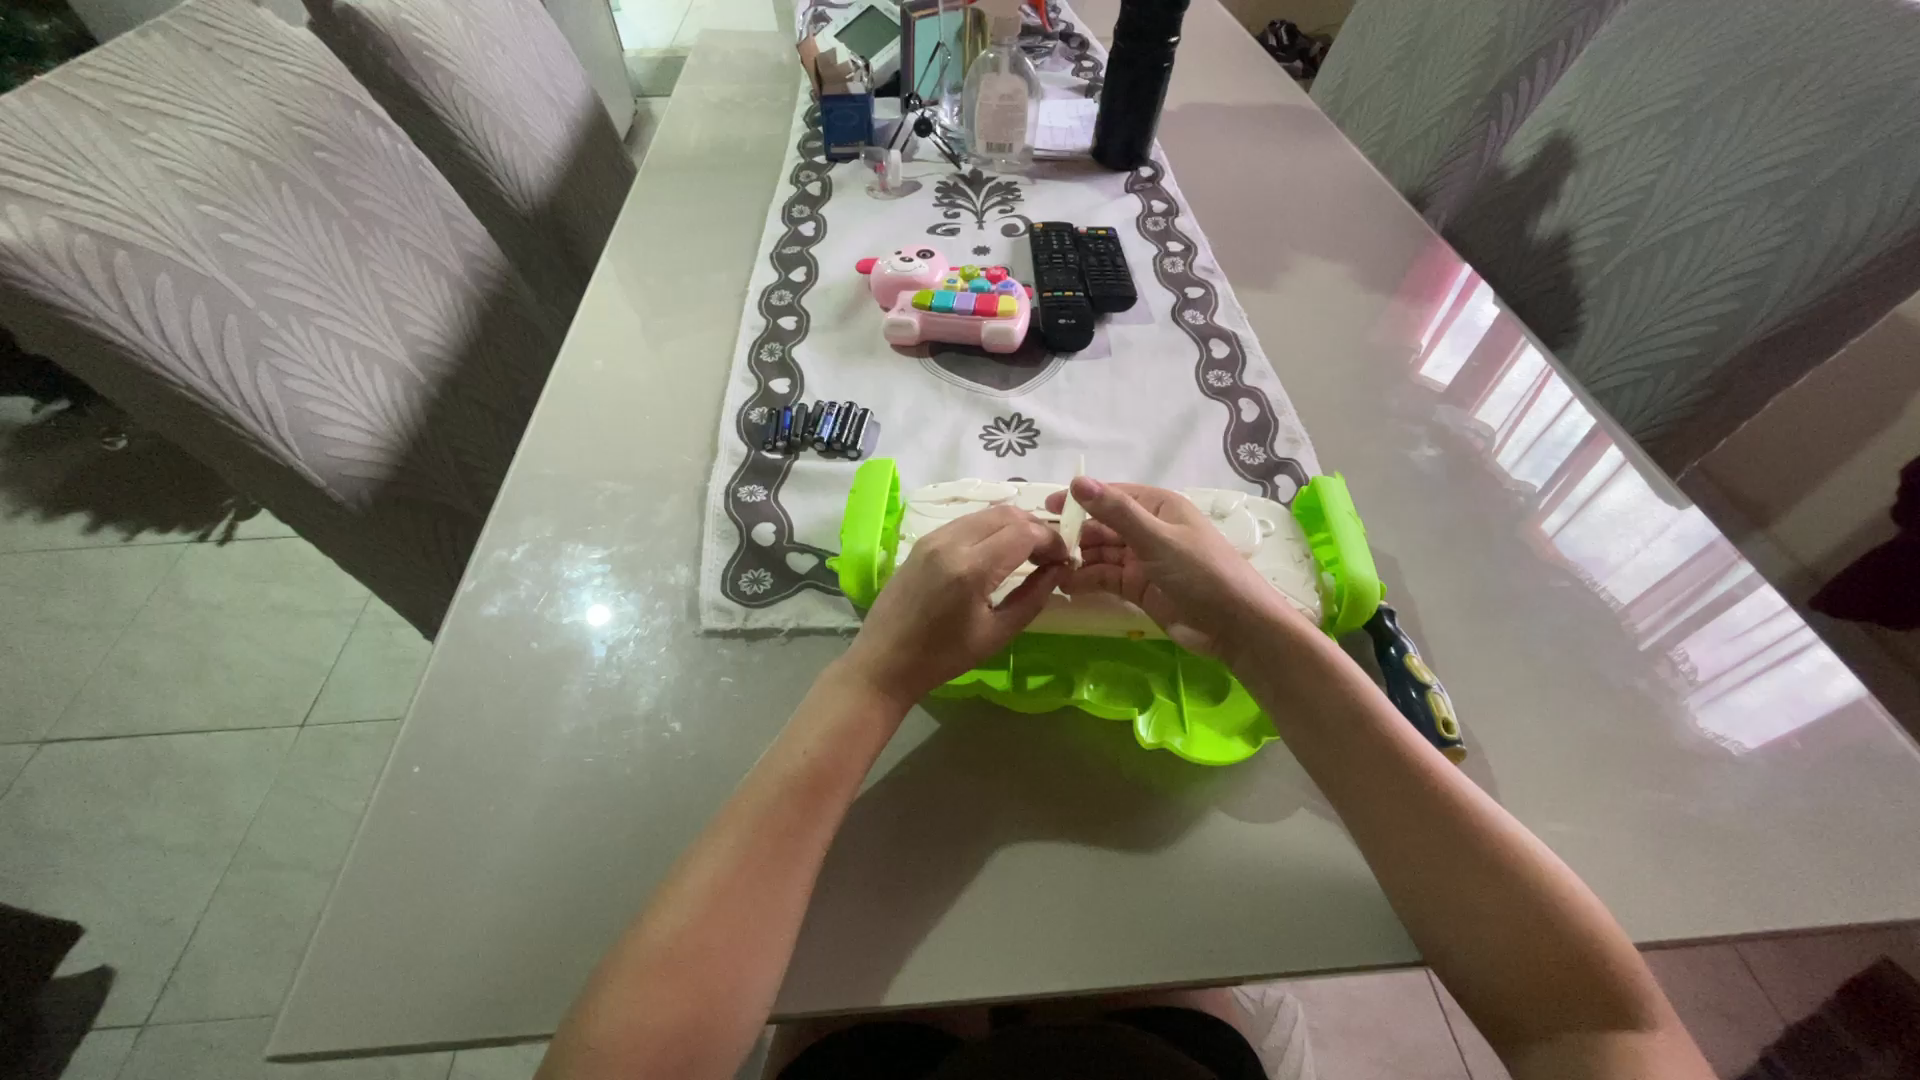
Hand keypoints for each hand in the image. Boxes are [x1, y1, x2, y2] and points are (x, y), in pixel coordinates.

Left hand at [841, 505, 1069, 708]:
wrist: (884, 661)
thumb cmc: (942, 657)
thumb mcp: (997, 634)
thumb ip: (1032, 597)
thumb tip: (1058, 570)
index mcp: (971, 568)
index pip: (1025, 533)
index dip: (1052, 541)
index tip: (1065, 560)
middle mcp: (951, 542)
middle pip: (1007, 514)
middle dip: (1036, 528)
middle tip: (1049, 556)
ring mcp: (934, 538)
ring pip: (986, 513)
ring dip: (1013, 526)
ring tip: (1027, 555)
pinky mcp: (923, 541)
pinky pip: (966, 522)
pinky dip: (990, 529)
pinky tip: (997, 553)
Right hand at [1044, 478, 1311, 664]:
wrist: (1236, 626)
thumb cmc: (1201, 573)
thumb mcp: (1156, 539)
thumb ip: (1116, 512)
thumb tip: (1078, 481)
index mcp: (1158, 507)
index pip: (1111, 495)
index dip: (1080, 499)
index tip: (1047, 508)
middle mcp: (1148, 529)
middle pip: (1102, 525)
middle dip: (1075, 533)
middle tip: (1043, 546)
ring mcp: (1143, 560)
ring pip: (1101, 553)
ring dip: (1078, 559)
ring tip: (1050, 568)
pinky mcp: (1139, 588)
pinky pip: (1106, 578)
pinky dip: (1087, 581)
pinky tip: (1066, 587)